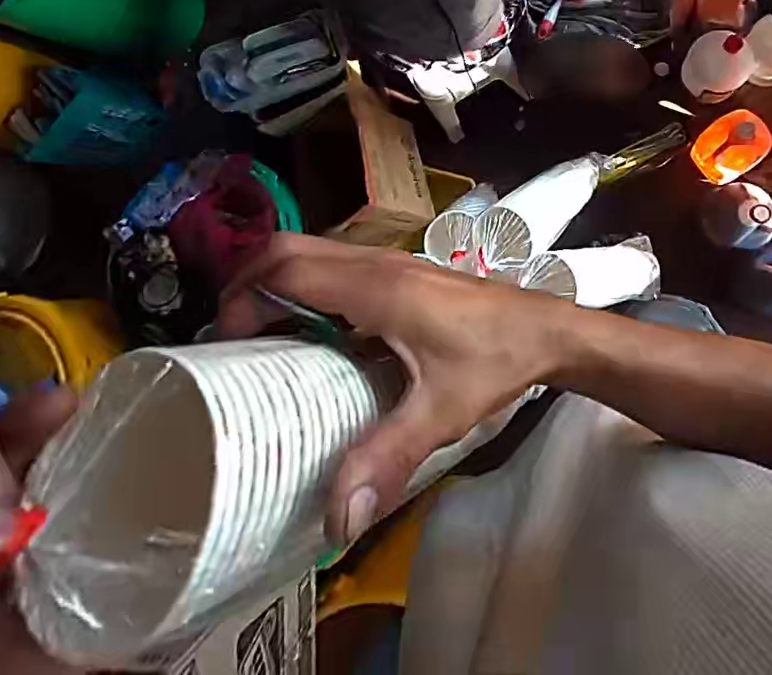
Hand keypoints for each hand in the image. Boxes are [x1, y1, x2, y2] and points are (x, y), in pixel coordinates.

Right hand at [218, 233, 583, 544]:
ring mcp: (391, 260)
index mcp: (376, 288)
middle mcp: (376, 263)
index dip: (243, 297)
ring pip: (313, 252)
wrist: (545, 328)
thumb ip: (387, 458)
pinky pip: (336, 264)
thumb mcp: (441, 412)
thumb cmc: (494, 360)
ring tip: (260, 336)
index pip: (286, 270)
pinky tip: (314, 333)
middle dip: (248, 282)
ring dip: (277, 281)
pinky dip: (307, 285)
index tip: (226, 345)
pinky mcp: (402, 270)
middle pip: (290, 249)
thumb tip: (335, 522)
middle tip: (232, 338)